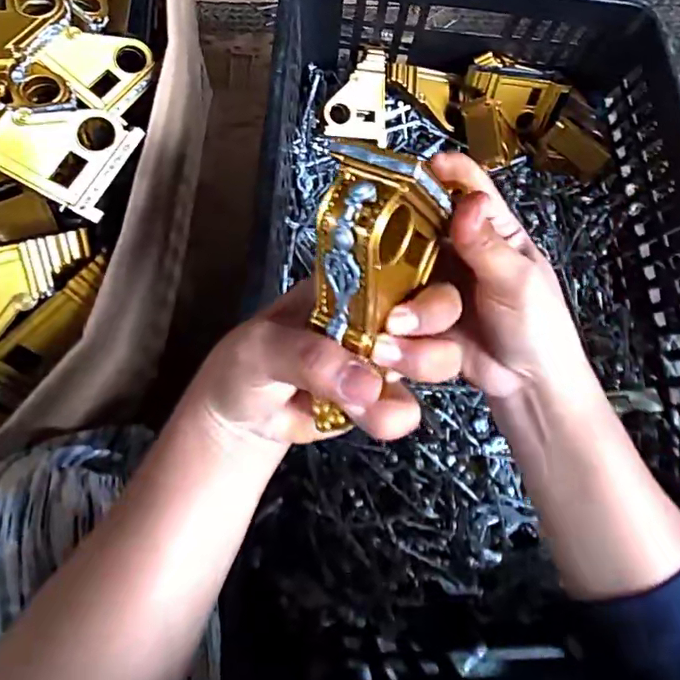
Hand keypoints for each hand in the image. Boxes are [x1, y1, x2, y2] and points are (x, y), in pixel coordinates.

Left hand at [185, 282, 464, 446]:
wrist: (240, 416)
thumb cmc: (247, 361)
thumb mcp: (263, 348)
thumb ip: (308, 357)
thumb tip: (367, 383)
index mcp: (351, 279)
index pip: (405, 262)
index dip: (418, 282)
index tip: (400, 316)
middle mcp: (379, 308)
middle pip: (440, 303)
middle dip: (431, 324)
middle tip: (388, 350)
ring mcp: (386, 353)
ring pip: (439, 353)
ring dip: (418, 369)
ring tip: (369, 392)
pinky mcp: (382, 396)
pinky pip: (408, 404)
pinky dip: (394, 415)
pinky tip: (362, 417)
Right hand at [393, 153, 601, 404]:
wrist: (529, 387)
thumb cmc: (541, 330)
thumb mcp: (519, 281)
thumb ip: (488, 244)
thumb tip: (470, 203)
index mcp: (492, 230)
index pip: (468, 185)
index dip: (445, 170)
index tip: (421, 168)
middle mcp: (461, 249)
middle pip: (422, 225)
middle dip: (407, 243)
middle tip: (397, 260)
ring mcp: (440, 281)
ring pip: (407, 272)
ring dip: (412, 301)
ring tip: (414, 324)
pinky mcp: (424, 312)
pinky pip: (404, 310)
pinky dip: (406, 329)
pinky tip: (414, 343)